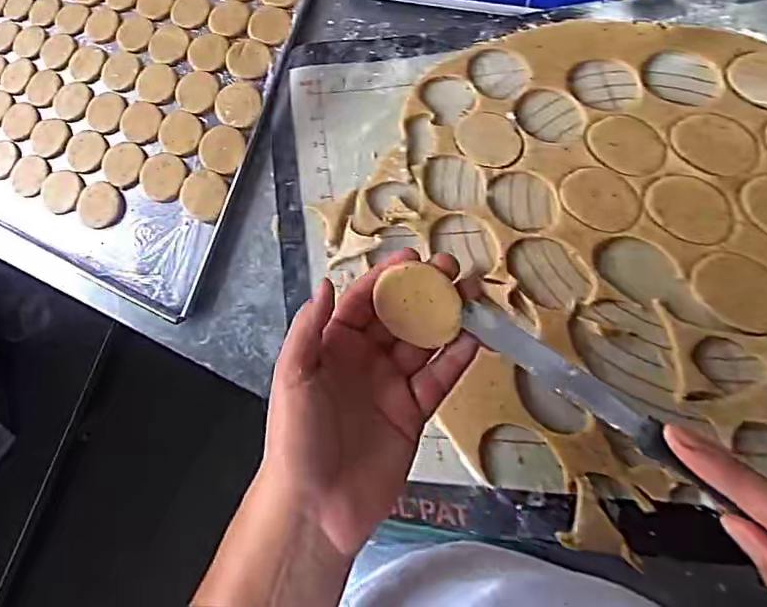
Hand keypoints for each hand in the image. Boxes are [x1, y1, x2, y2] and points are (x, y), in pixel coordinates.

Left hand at [264, 250, 479, 555]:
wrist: (315, 508)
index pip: (363, 300)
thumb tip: (326, 283)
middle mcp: (365, 357)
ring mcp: (391, 384)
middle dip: (424, 290)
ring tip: (471, 294)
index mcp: (334, 343)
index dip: (386, 278)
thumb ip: (308, 329)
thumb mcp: (292, 377)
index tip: (412, 259)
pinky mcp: (412, 413)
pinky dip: (456, 359)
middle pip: (399, 315)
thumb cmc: (295, 438)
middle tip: (450, 268)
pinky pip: (438, 379)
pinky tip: (473, 339)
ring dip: (447, 318)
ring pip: (424, 342)